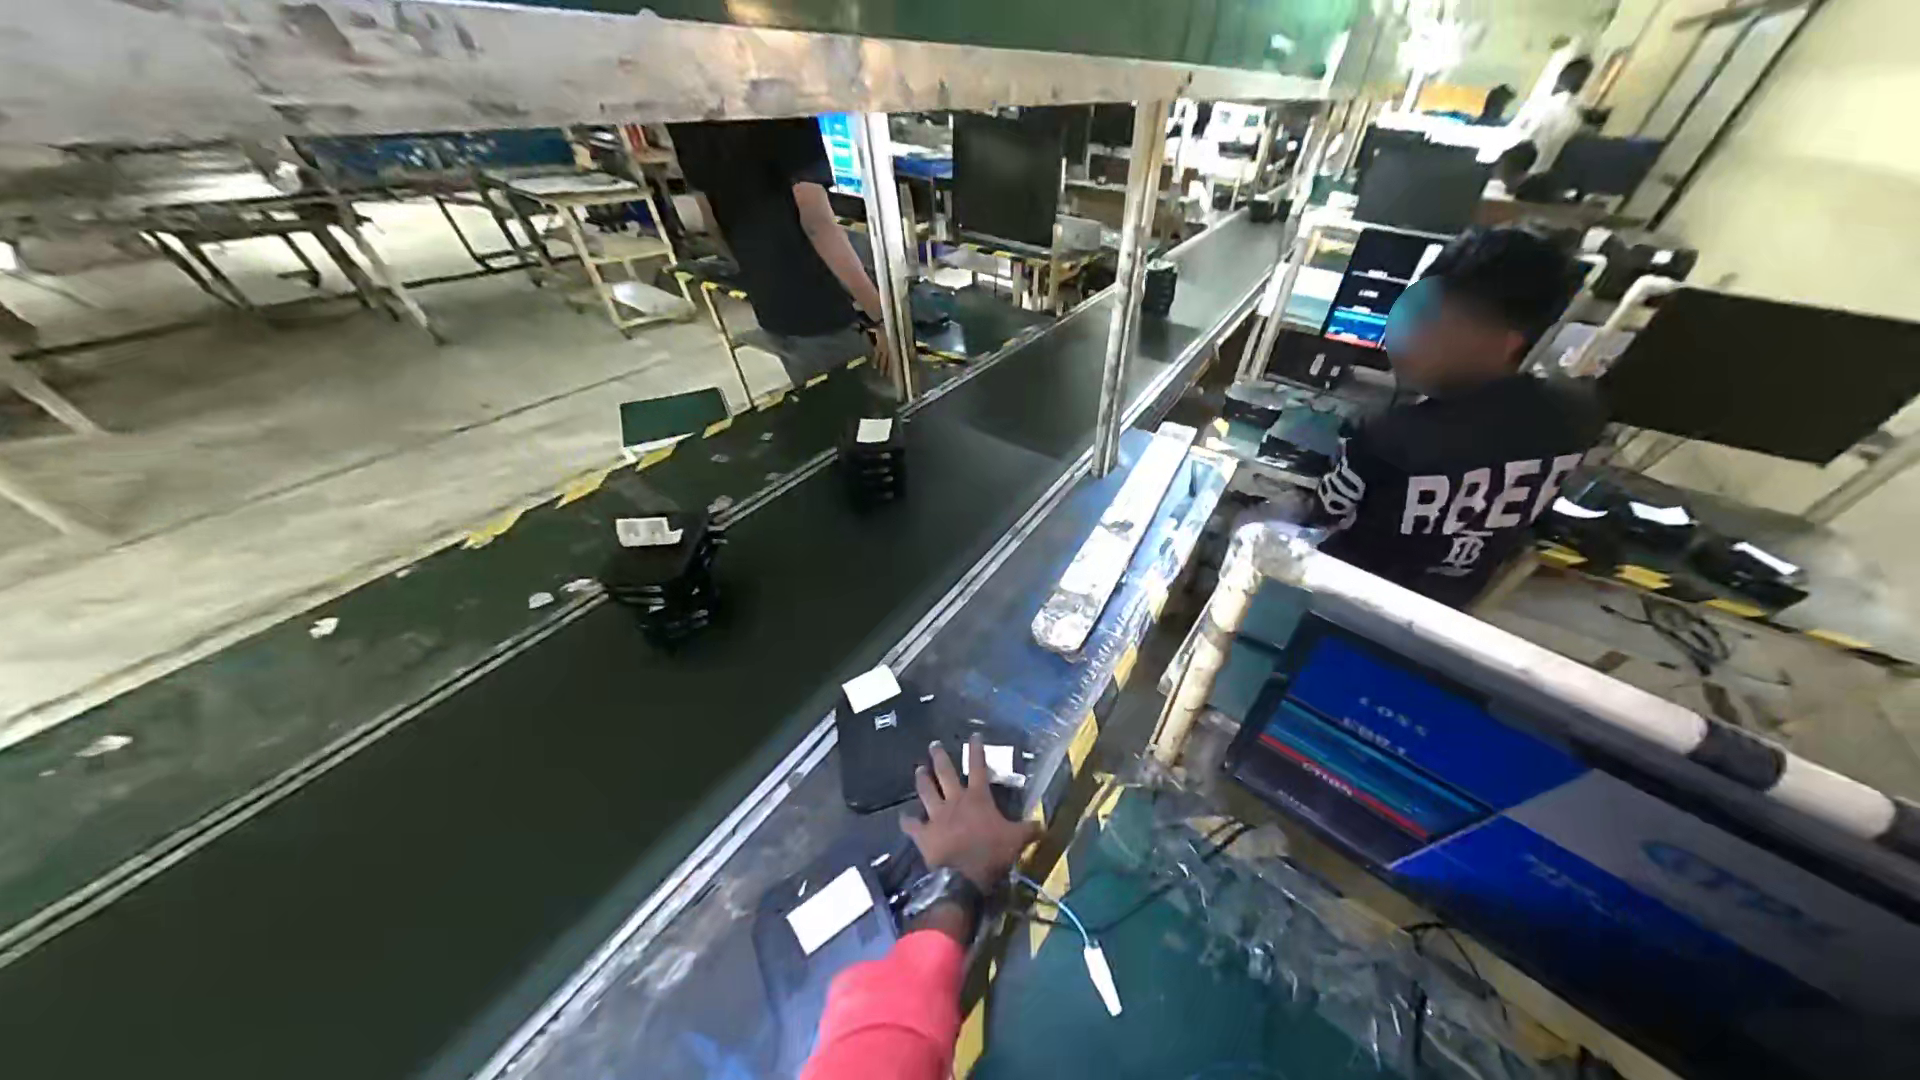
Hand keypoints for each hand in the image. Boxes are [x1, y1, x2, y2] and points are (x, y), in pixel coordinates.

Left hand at [901, 736, 1039, 889]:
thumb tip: (1043, 825)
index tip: (973, 735)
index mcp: (977, 798)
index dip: (976, 750)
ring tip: (919, 769)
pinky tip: (903, 817)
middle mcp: (955, 800)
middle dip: (939, 756)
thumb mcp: (1016, 840)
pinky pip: (912, 824)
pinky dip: (907, 820)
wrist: (964, 878)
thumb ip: (1028, 830)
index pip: (978, 767)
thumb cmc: (992, 854)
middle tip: (933, 744)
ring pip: (926, 791)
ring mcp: (936, 816)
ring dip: (922, 779)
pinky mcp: (923, 833)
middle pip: (945, 772)